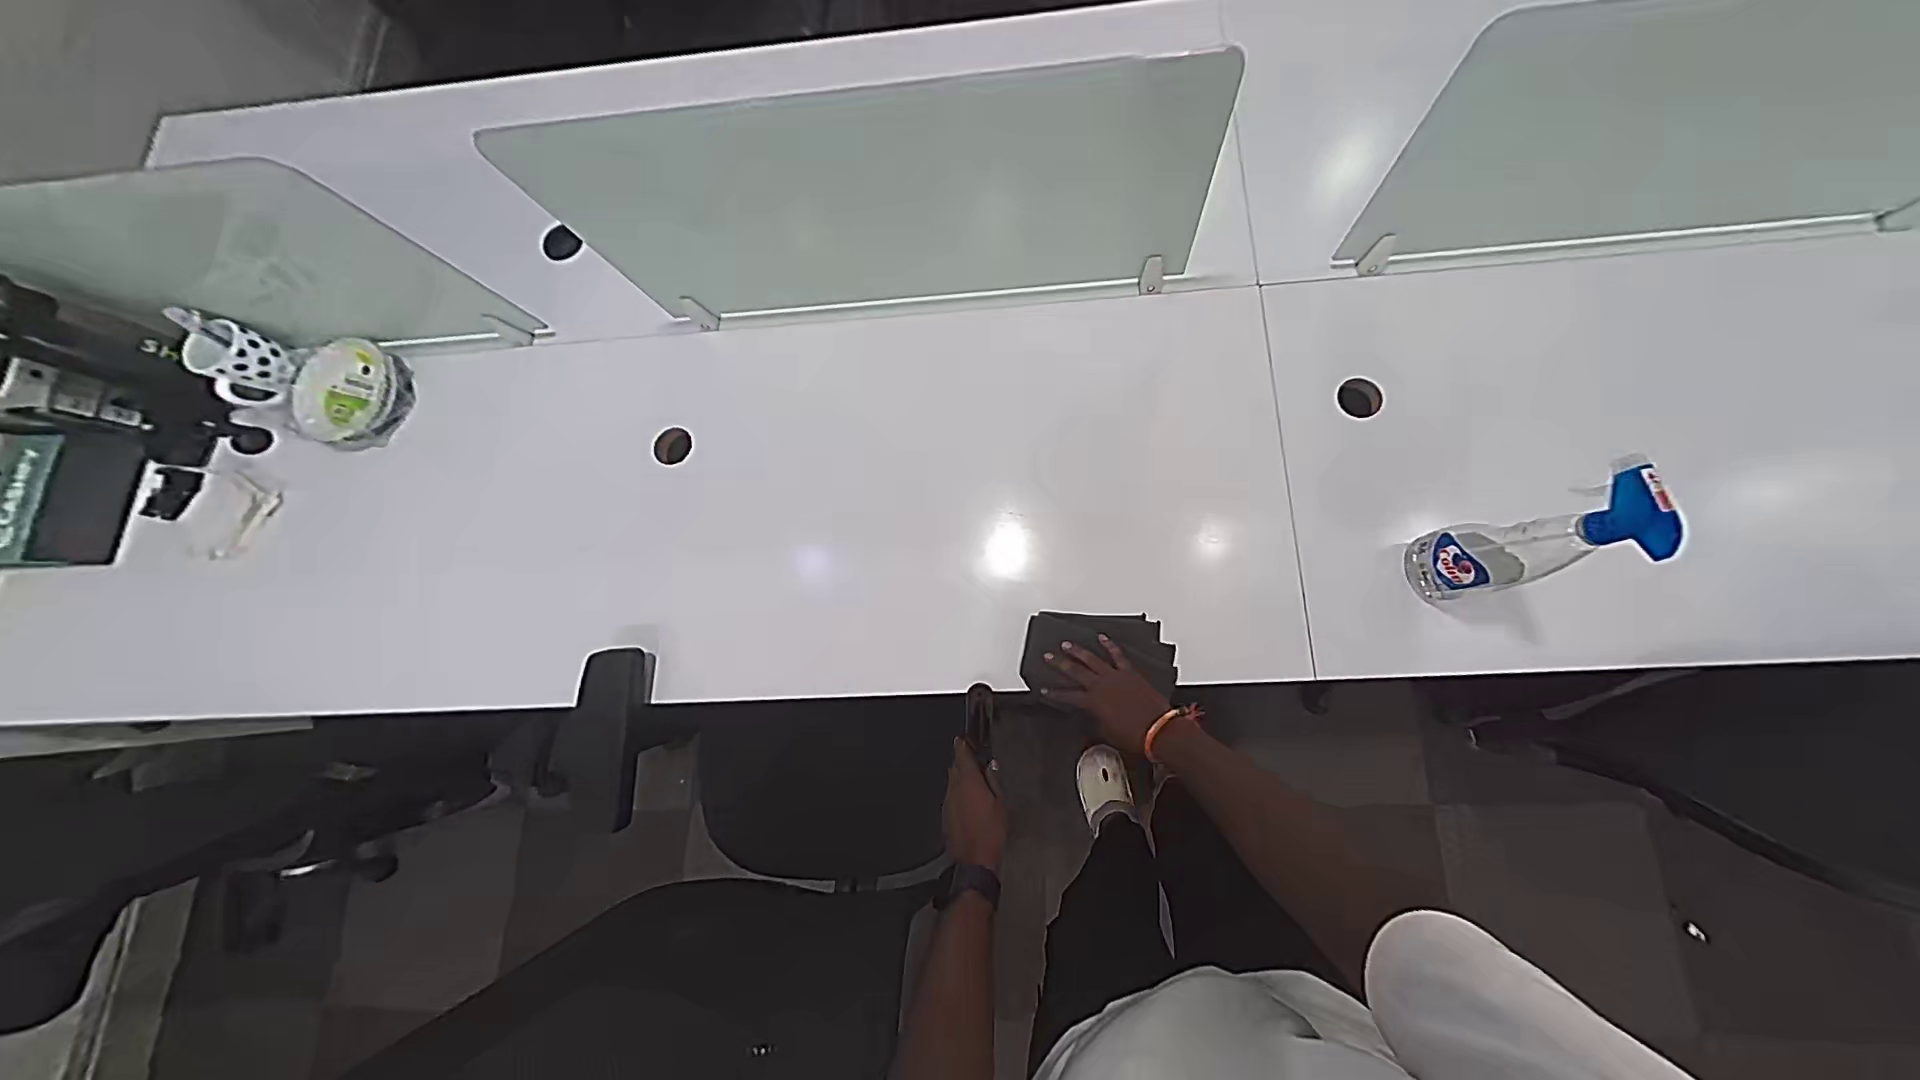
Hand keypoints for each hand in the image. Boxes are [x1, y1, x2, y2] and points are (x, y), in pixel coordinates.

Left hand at [944, 737, 1005, 870]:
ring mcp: (947, 802)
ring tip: (976, 784)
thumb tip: (990, 765)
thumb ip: (993, 780)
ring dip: (961, 778)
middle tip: (976, 764)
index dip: (963, 744)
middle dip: (963, 762)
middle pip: (955, 766)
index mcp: (968, 781)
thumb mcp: (1000, 803)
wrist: (974, 861)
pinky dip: (958, 793)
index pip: (961, 754)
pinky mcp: (945, 815)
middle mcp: (954, 788)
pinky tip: (970, 802)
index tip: (964, 739)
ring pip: (952, 781)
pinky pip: (951, 796)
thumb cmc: (991, 832)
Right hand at [1042, 635, 1171, 754]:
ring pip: (1091, 659)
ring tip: (1067, 644)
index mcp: (1092, 702)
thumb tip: (1090, 725)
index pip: (1067, 696)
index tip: (1044, 690)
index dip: (1054, 693)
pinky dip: (1109, 645)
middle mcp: (1100, 686)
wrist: (1158, 730)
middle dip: (1059, 664)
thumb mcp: (1107, 734)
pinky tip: (1102, 638)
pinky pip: (1117, 655)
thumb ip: (1095, 725)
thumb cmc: (1134, 735)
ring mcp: (1115, 676)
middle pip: (1074, 671)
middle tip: (1048, 656)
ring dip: (1077, 651)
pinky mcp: (1129, 673)